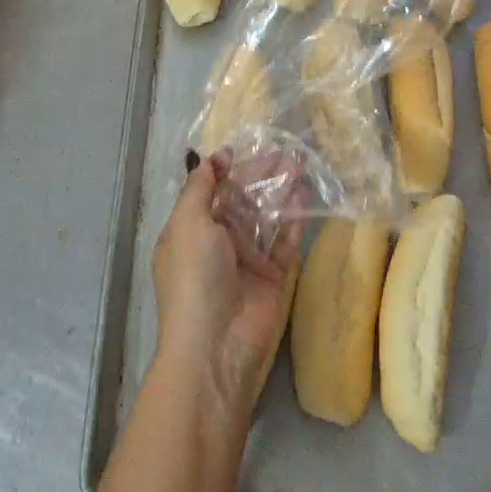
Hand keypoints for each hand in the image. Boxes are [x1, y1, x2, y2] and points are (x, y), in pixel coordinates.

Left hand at [150, 153, 301, 417]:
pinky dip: (292, 222)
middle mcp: (217, 243)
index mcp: (190, 231)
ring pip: (265, 218)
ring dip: (280, 192)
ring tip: (300, 164)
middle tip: (284, 150)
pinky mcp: (272, 277)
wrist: (216, 344)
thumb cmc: (194, 276)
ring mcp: (246, 261)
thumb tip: (214, 157)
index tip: (246, 147)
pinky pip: (283, 243)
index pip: (210, 193)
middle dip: (260, 176)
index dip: (226, 170)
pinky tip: (303, 198)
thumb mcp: (187, 224)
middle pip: (242, 201)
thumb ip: (201, 187)